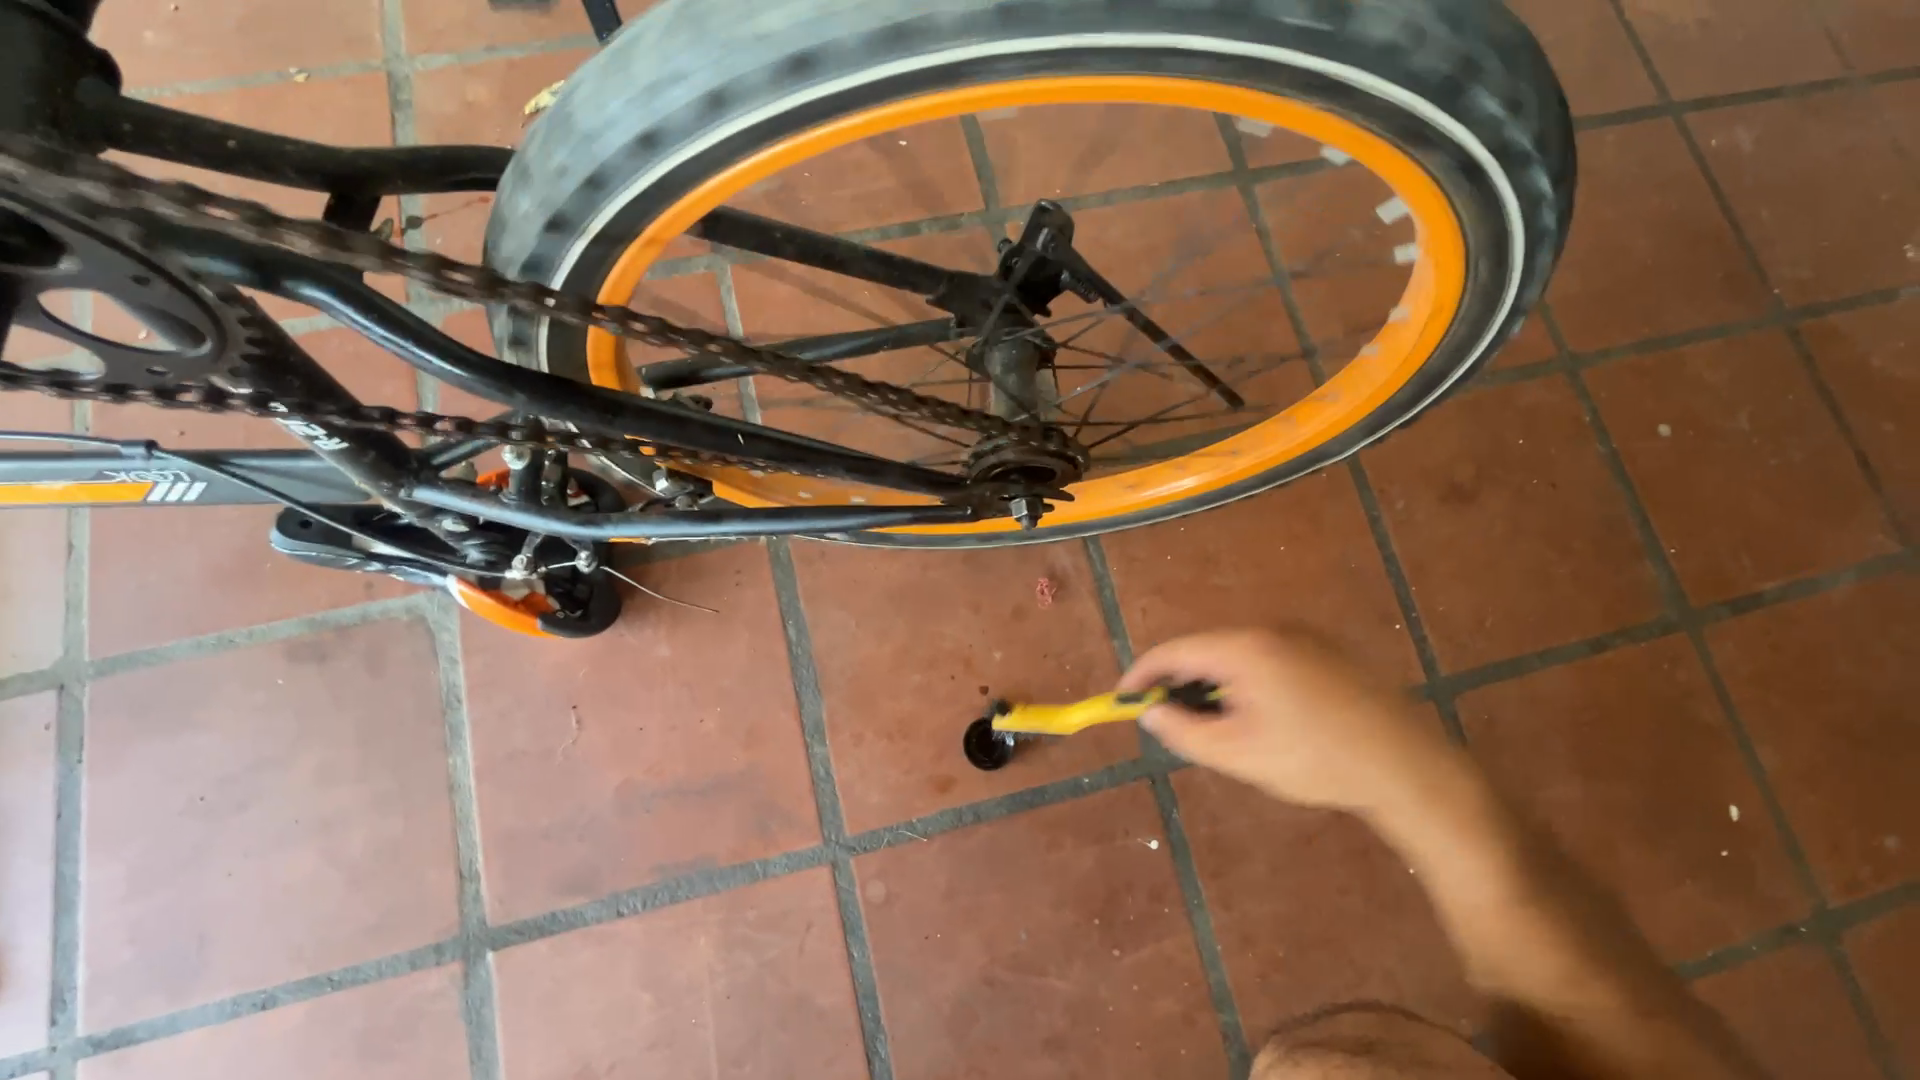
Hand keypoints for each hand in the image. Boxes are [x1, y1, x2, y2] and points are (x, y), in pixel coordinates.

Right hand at [1120, 627, 1464, 814]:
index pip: (1174, 651)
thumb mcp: (1236, 754)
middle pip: (1205, 649)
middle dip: (1179, 683)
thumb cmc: (1314, 761)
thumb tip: (1149, 712)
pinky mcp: (1326, 653)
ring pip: (1236, 656)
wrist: (1407, 766)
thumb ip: (1182, 731)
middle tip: (1170, 721)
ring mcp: (1303, 638)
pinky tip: (1259, 719)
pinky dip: (1245, 682)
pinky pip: (1267, 659)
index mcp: (1244, 649)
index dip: (1142, 675)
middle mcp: (1271, 630)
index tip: (1122, 700)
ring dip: (1213, 685)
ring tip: (1215, 727)